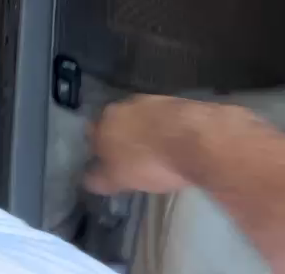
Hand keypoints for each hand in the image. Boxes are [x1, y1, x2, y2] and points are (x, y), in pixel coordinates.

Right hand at [85, 94, 219, 195]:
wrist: (198, 140)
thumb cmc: (152, 161)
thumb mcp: (121, 178)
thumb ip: (101, 178)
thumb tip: (87, 181)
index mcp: (101, 123)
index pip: (92, 135)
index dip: (99, 149)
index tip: (108, 163)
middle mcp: (118, 108)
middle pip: (114, 122)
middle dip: (120, 136)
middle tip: (134, 156)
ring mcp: (148, 102)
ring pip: (140, 117)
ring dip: (146, 131)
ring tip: (160, 150)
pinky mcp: (176, 103)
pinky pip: (167, 117)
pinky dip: (170, 129)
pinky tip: (182, 144)